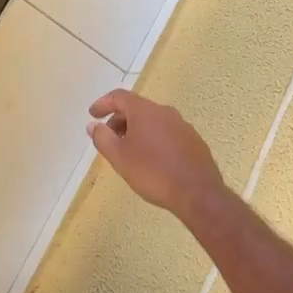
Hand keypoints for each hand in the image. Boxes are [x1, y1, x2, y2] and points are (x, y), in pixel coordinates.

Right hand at [86, 89, 228, 225]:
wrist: (199, 195)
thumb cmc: (153, 172)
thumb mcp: (119, 157)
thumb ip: (102, 138)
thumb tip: (94, 126)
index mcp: (144, 110)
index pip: (119, 96)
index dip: (103, 103)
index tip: (93, 115)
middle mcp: (164, 112)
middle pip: (136, 108)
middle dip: (119, 120)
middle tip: (110, 138)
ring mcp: (183, 126)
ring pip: (153, 121)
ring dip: (138, 131)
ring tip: (130, 151)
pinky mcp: (195, 142)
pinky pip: (168, 134)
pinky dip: (155, 140)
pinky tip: (154, 161)